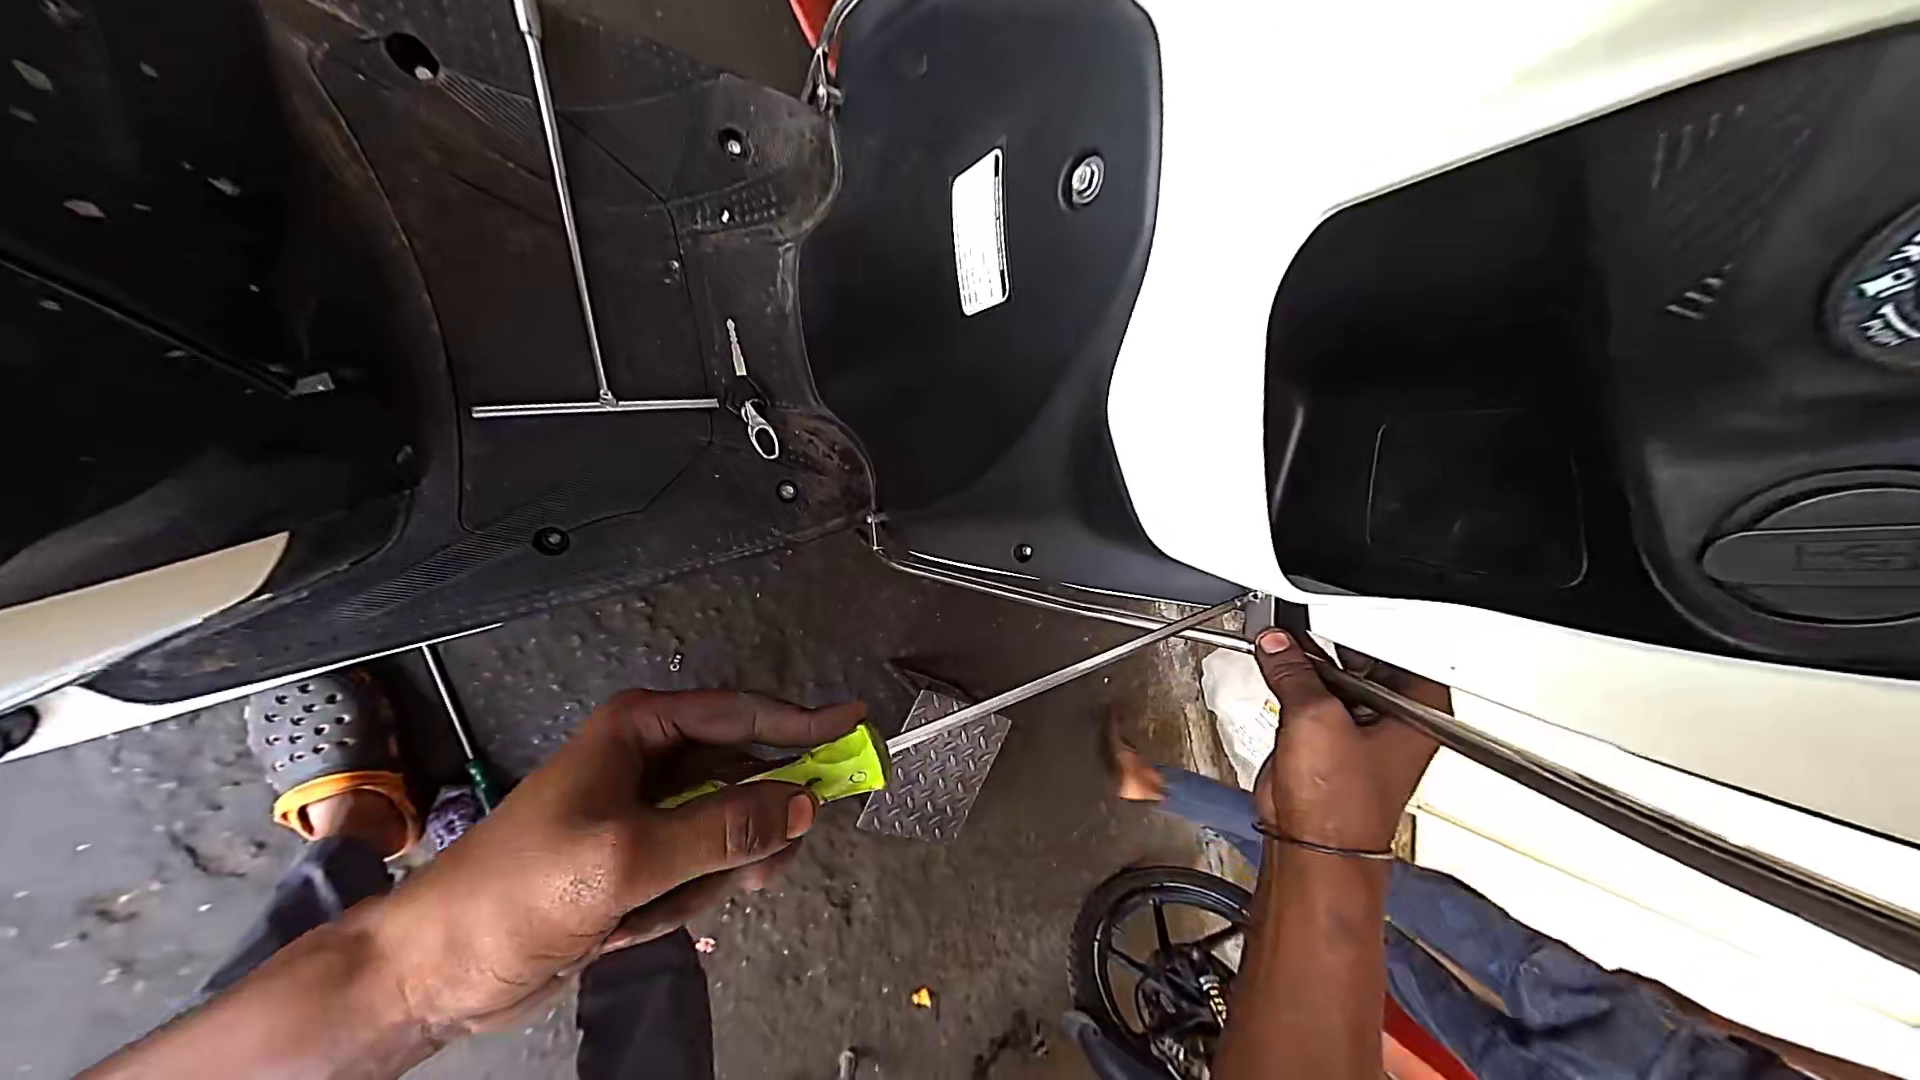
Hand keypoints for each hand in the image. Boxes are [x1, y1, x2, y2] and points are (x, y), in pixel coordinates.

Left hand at [364, 690, 865, 1033]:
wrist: (436, 971)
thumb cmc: (518, 893)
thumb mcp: (625, 859)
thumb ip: (722, 828)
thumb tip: (804, 801)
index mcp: (644, 728)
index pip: (744, 714)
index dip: (805, 721)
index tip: (855, 722)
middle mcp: (656, 757)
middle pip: (748, 773)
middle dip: (755, 823)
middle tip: (770, 859)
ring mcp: (656, 807)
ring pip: (734, 824)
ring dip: (718, 871)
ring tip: (669, 907)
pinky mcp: (653, 851)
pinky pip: (710, 860)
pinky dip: (694, 895)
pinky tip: (646, 921)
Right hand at [1250, 630, 1437, 851]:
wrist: (1309, 841)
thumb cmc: (1340, 803)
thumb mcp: (1315, 718)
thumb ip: (1293, 671)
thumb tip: (1276, 644)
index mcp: (1416, 711)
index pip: (1393, 647)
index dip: (1357, 625)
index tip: (1323, 608)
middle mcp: (1391, 716)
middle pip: (1358, 657)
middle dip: (1323, 640)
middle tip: (1293, 621)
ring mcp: (1356, 725)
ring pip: (1329, 676)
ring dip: (1301, 661)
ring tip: (1278, 640)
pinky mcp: (1323, 735)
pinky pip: (1307, 695)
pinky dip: (1289, 681)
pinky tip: (1273, 665)